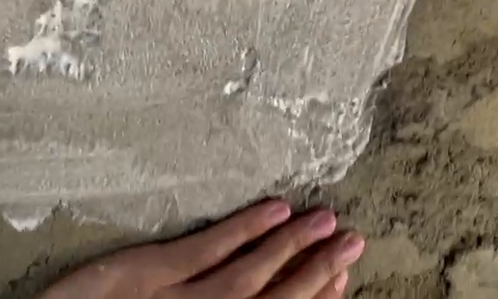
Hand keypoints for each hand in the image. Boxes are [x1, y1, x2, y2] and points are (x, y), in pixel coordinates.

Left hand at [42, 201, 362, 298]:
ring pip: (250, 278)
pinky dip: (246, 231)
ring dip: (294, 251)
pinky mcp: (145, 277)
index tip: (341, 279)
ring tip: (329, 222)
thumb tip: (251, 286)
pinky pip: (206, 251)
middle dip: (317, 276)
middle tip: (353, 243)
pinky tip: (275, 211)